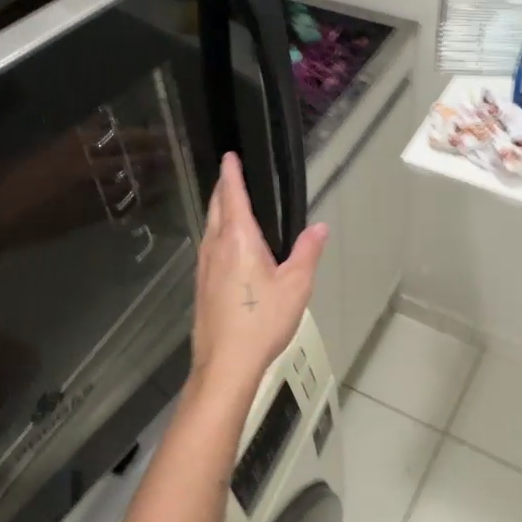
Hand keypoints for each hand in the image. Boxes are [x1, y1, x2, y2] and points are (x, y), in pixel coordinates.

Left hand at [189, 153, 327, 392]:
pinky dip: (216, 234)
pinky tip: (226, 247)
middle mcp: (216, 247)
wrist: (225, 363)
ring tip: (229, 205)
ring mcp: (204, 267)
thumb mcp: (296, 286)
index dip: (231, 174)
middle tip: (230, 176)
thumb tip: (319, 227)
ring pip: (209, 228)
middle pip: (215, 208)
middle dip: (222, 189)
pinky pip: (208, 247)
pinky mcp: (201, 285)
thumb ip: (307, 252)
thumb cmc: (262, 322)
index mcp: (239, 240)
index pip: (232, 196)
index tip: (229, 157)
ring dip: (217, 211)